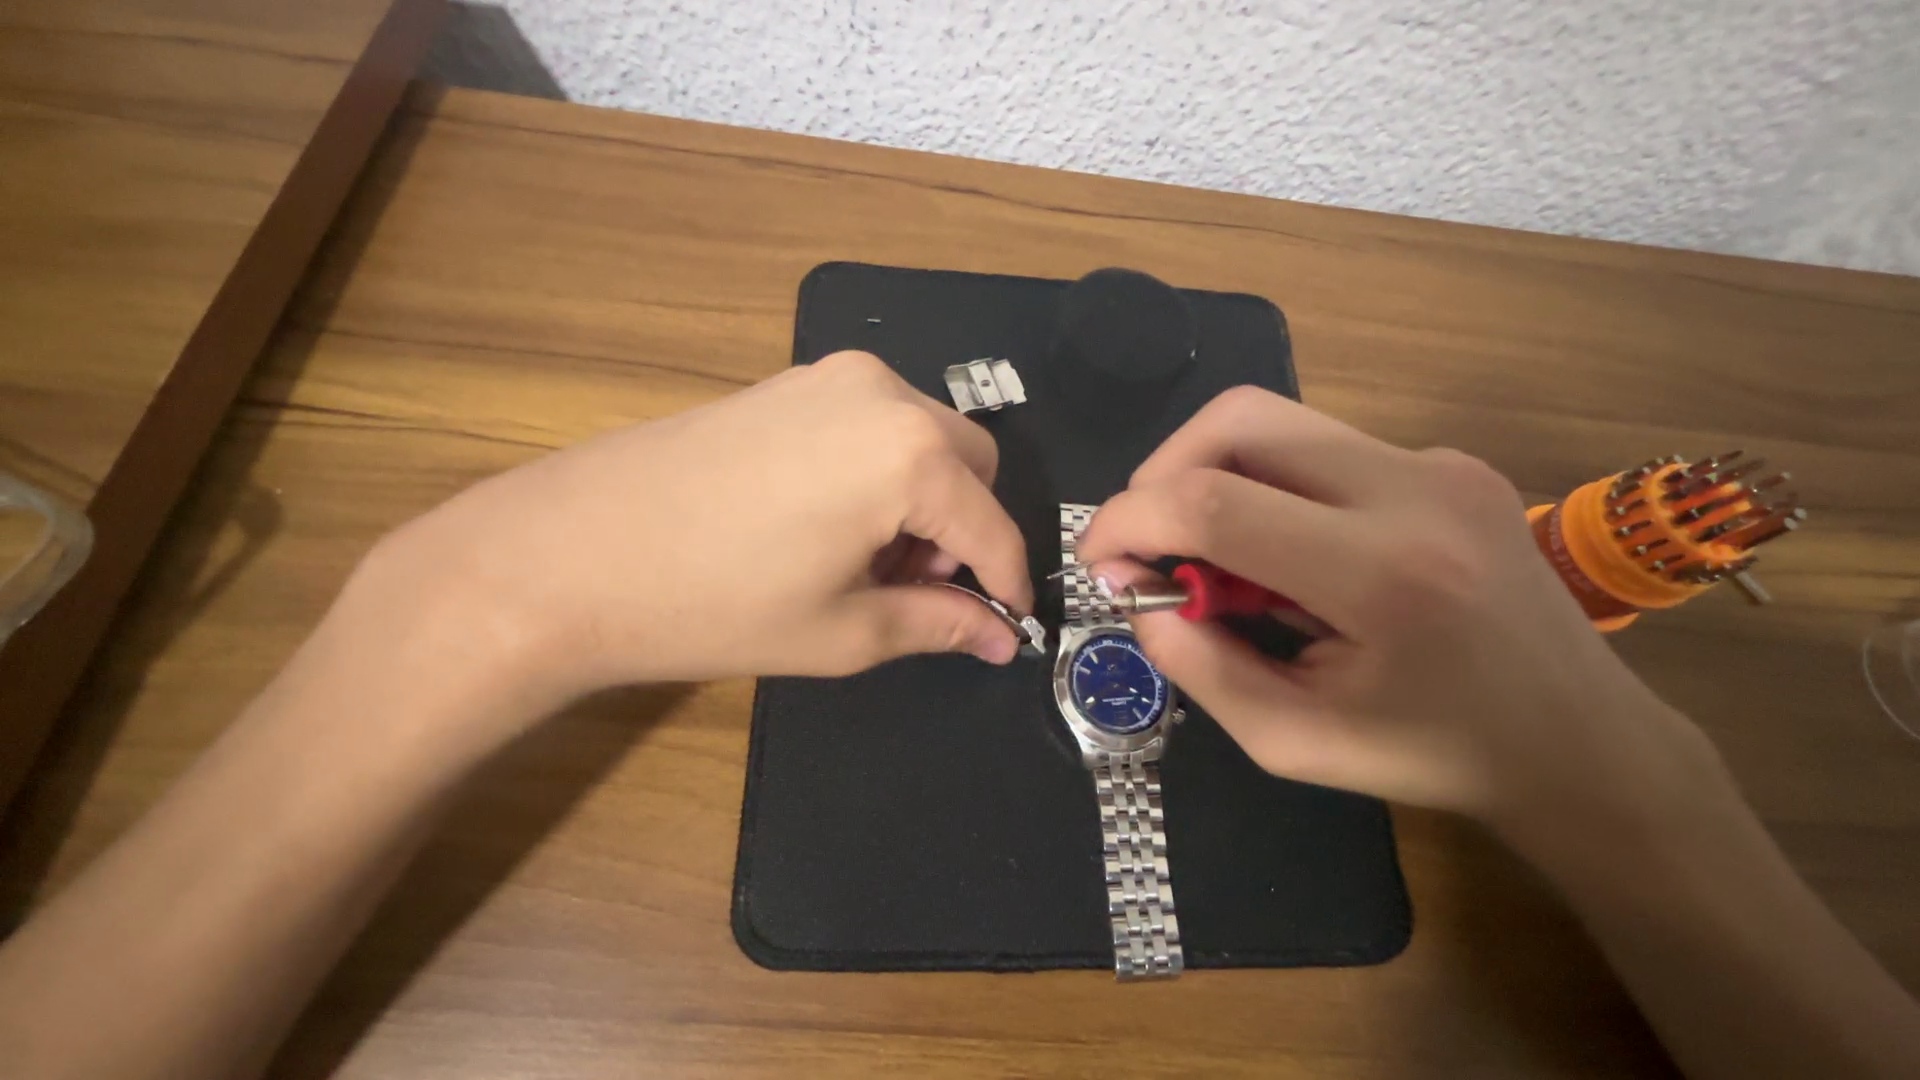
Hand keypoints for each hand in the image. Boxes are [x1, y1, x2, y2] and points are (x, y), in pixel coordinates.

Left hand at [353, 350, 1032, 728]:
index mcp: (908, 455)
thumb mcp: (843, 630)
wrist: (568, 553)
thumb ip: (937, 624)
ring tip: (867, 560)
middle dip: (964, 530)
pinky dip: (882, 471)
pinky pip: (873, 423)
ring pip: (925, 437)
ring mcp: (830, 377)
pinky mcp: (789, 381)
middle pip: (971, 463)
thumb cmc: (715, 604)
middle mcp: (882, 395)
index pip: (993, 525)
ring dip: (925, 499)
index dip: (1008, 582)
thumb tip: (998, 635)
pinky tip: (830, 521)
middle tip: (917, 588)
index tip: (1008, 625)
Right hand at [1076, 386, 1716, 829]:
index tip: (1099, 560)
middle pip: (1239, 419)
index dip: (1129, 519)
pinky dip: (1265, 486)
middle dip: (1160, 471)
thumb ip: (1199, 664)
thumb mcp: (1291, 739)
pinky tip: (1282, 550)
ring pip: (1274, 421)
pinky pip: (1317, 448)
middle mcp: (1412, 490)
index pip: (1214, 502)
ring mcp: (1436, 462)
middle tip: (1145, 539)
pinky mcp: (1443, 460)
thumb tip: (1134, 594)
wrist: (1579, 740)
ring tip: (1209, 550)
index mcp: (1382, 575)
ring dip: (1209, 473)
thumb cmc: (1431, 753)